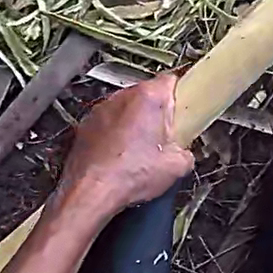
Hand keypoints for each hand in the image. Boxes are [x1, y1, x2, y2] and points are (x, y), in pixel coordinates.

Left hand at [56, 73, 193, 216]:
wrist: (90, 191)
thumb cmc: (127, 175)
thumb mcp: (175, 167)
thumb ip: (186, 153)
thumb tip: (184, 154)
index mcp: (148, 98)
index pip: (172, 80)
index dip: (180, 96)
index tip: (183, 110)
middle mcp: (122, 97)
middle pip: (147, 96)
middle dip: (157, 115)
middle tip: (164, 139)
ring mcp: (101, 110)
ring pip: (126, 110)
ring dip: (134, 125)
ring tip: (139, 152)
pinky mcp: (87, 125)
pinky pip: (108, 124)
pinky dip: (115, 136)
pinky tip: (120, 158)